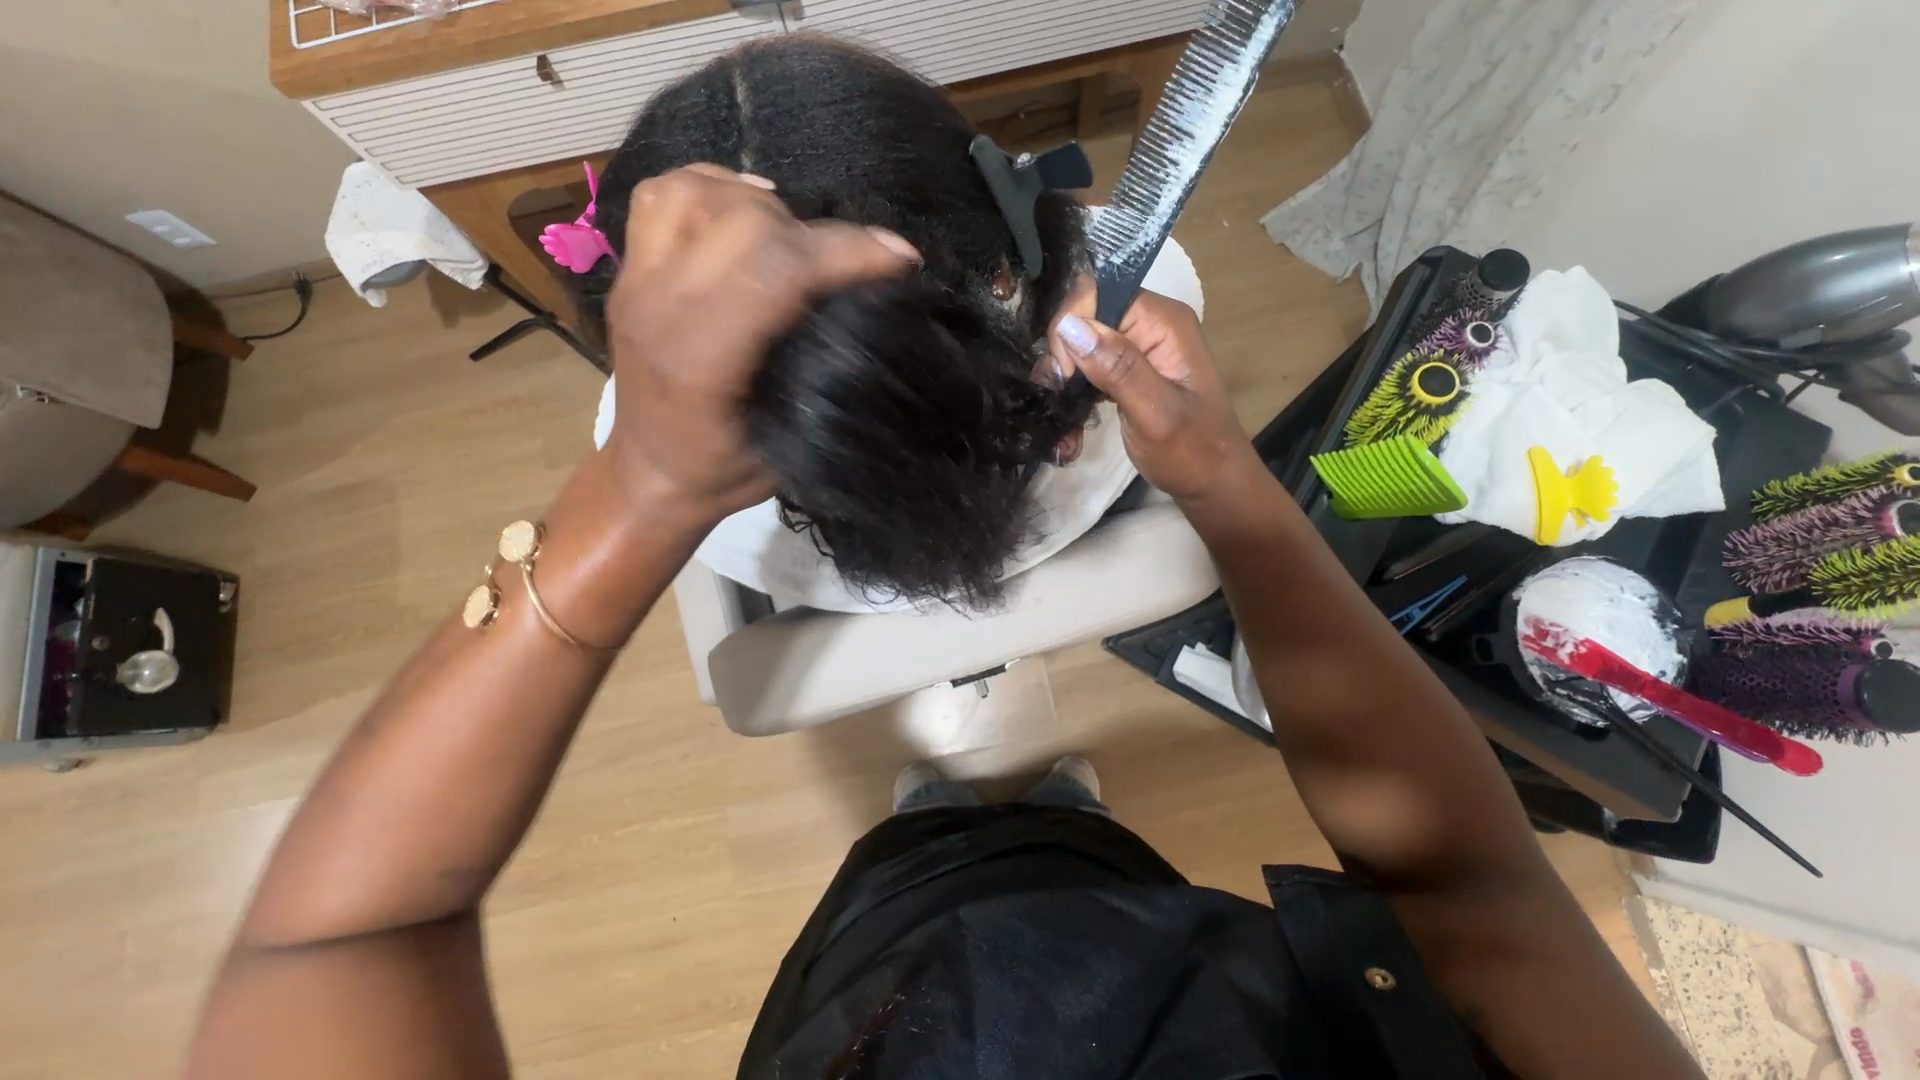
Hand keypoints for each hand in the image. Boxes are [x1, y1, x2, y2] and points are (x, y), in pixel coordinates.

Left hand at [602, 165, 918, 521]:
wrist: (650, 475)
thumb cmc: (722, 473)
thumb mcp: (788, 443)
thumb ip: (821, 371)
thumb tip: (871, 306)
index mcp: (699, 358)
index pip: (775, 269)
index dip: (846, 251)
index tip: (898, 259)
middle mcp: (659, 305)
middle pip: (740, 220)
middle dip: (811, 231)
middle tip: (841, 264)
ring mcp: (636, 280)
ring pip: (697, 192)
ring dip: (760, 204)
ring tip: (791, 237)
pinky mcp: (629, 269)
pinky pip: (663, 194)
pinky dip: (711, 188)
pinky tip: (744, 212)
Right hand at [1047, 290, 1258, 501]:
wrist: (1214, 485)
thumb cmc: (1194, 452)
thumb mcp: (1156, 413)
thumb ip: (1118, 367)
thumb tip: (1071, 326)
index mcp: (1163, 321)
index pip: (1097, 293)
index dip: (1071, 328)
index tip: (1065, 376)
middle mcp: (1150, 324)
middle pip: (1083, 317)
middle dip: (1062, 360)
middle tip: (1060, 404)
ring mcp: (1138, 347)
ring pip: (1079, 345)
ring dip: (1063, 384)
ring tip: (1063, 427)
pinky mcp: (1127, 371)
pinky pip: (1087, 368)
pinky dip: (1074, 397)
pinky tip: (1070, 430)